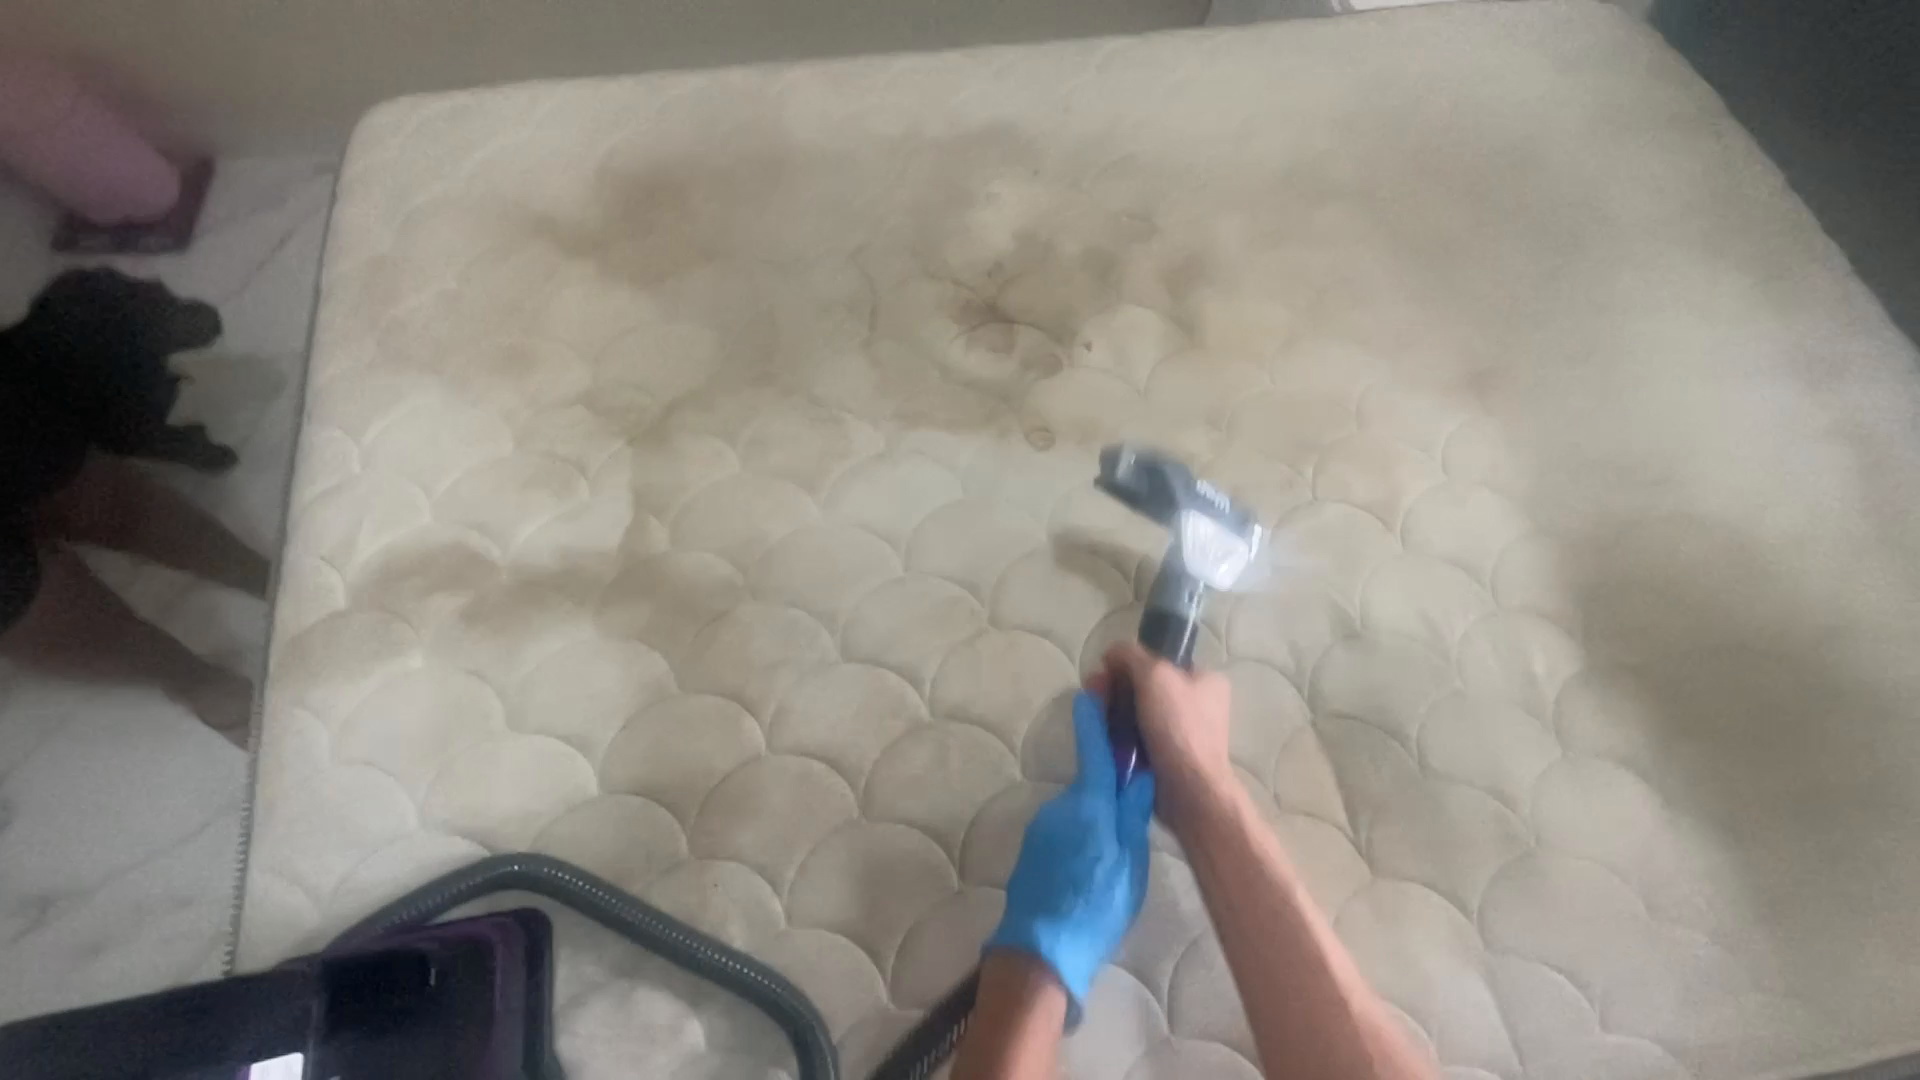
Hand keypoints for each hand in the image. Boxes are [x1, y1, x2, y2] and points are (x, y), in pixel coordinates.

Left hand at [986, 691, 1156, 1020]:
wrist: (1041, 946)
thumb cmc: (1098, 903)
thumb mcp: (1132, 861)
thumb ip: (1134, 814)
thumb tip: (1141, 774)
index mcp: (1090, 804)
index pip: (1095, 750)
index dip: (1094, 719)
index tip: (1090, 688)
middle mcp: (1062, 805)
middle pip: (1091, 782)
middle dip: (1111, 784)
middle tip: (1135, 801)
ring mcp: (1044, 827)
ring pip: (1080, 810)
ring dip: (1098, 818)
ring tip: (1117, 853)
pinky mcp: (1035, 849)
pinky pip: (1066, 829)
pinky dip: (1083, 836)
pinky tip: (1093, 866)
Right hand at [1096, 643, 1235, 838]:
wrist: (1191, 790)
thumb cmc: (1179, 727)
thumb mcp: (1155, 675)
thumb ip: (1130, 654)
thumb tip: (1111, 654)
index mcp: (1203, 678)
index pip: (1158, 658)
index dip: (1129, 662)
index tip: (1107, 672)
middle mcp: (1196, 702)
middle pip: (1143, 684)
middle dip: (1115, 686)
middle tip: (1094, 693)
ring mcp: (1181, 730)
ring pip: (1136, 710)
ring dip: (1112, 710)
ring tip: (1093, 714)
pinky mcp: (1166, 754)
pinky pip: (1136, 735)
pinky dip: (1118, 733)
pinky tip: (1102, 735)